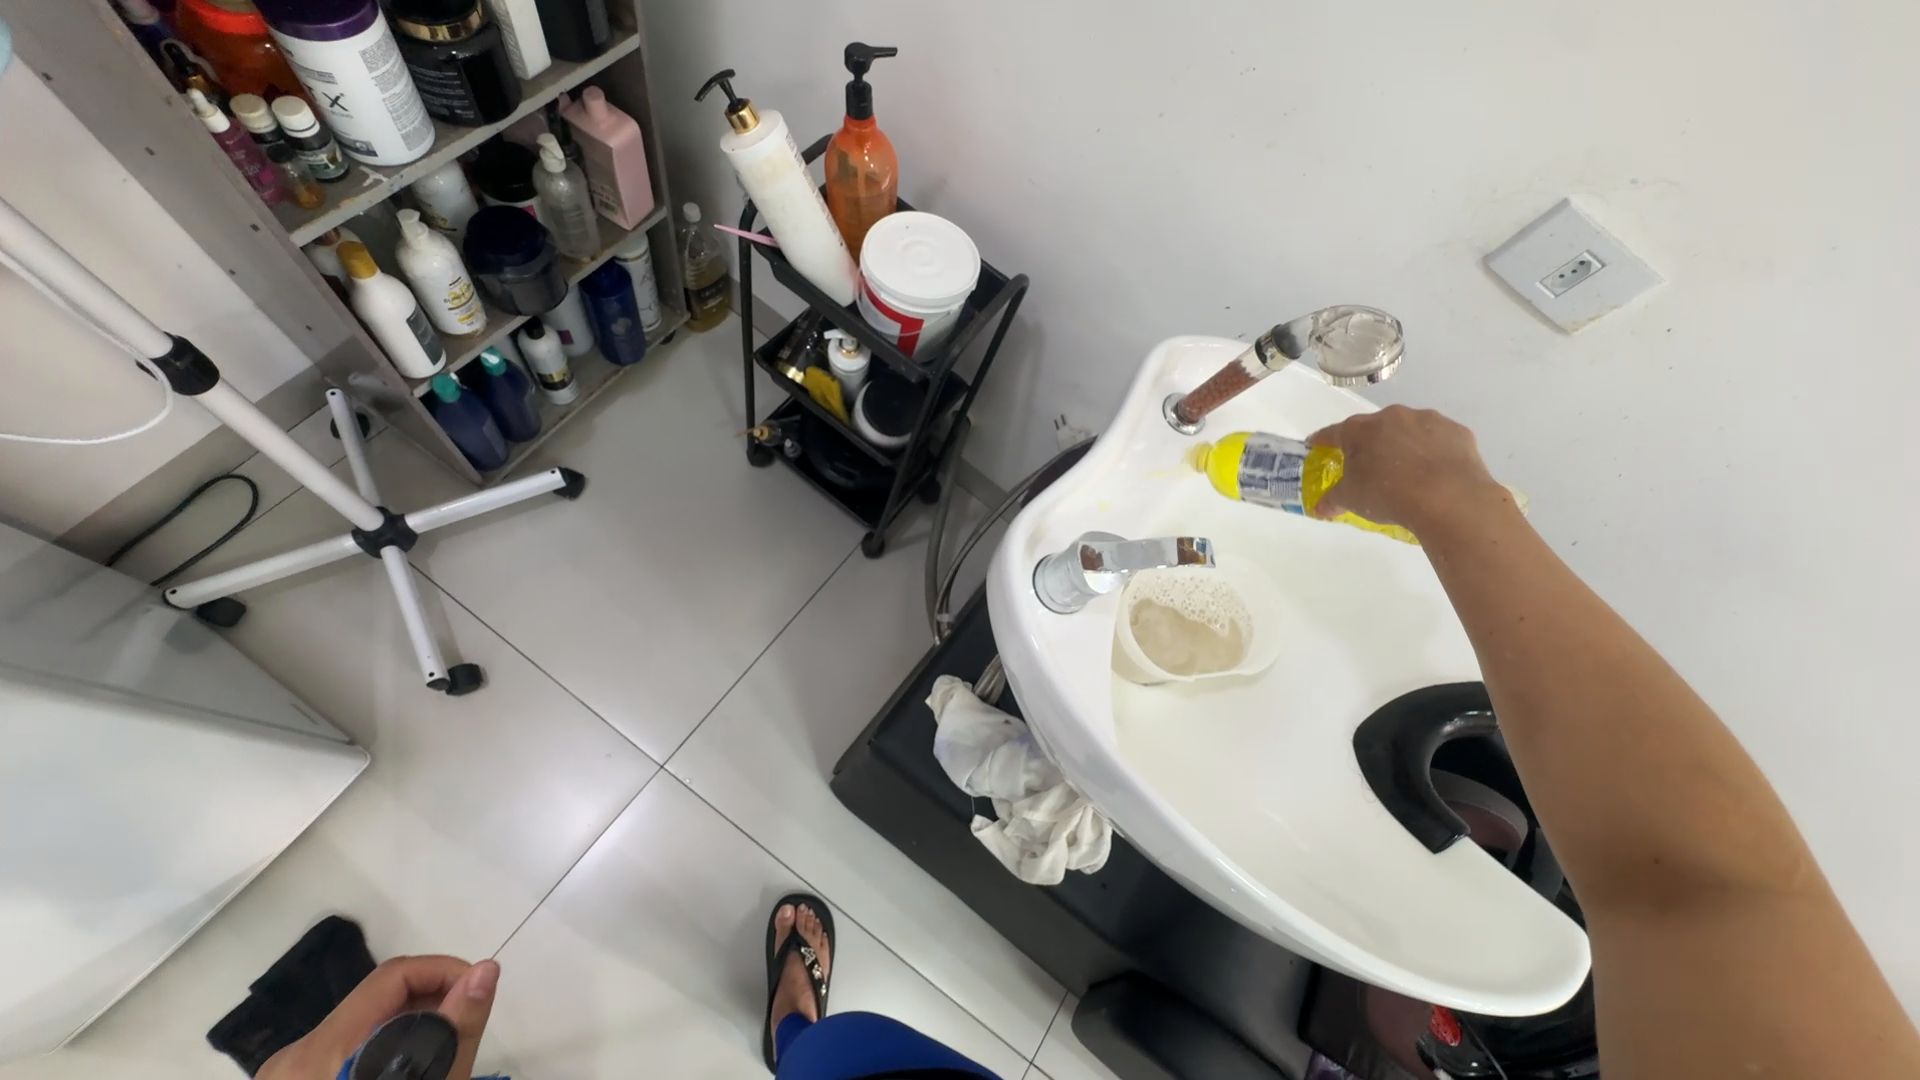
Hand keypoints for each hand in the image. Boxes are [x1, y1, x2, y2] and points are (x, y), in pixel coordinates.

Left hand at [256, 956, 498, 1079]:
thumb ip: (455, 1029)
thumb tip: (487, 968)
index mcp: (317, 1052)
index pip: (393, 975)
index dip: (445, 971)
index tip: (478, 993)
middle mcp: (291, 1057)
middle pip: (380, 1001)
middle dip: (433, 1005)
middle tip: (464, 1032)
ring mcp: (284, 1076)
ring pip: (367, 1026)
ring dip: (413, 1029)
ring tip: (439, 1057)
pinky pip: (348, 1050)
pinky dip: (386, 1049)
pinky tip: (407, 1070)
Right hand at [1306, 405, 1506, 531]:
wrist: (1449, 498)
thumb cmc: (1387, 495)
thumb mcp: (1350, 500)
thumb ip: (1332, 499)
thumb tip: (1321, 508)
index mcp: (1359, 430)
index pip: (1332, 432)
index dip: (1323, 441)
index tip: (1317, 447)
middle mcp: (1392, 416)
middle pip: (1374, 428)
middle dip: (1369, 444)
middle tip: (1368, 466)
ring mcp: (1428, 420)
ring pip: (1408, 430)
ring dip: (1403, 444)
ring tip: (1406, 471)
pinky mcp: (1457, 431)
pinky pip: (1437, 439)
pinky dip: (1432, 451)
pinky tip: (1434, 472)